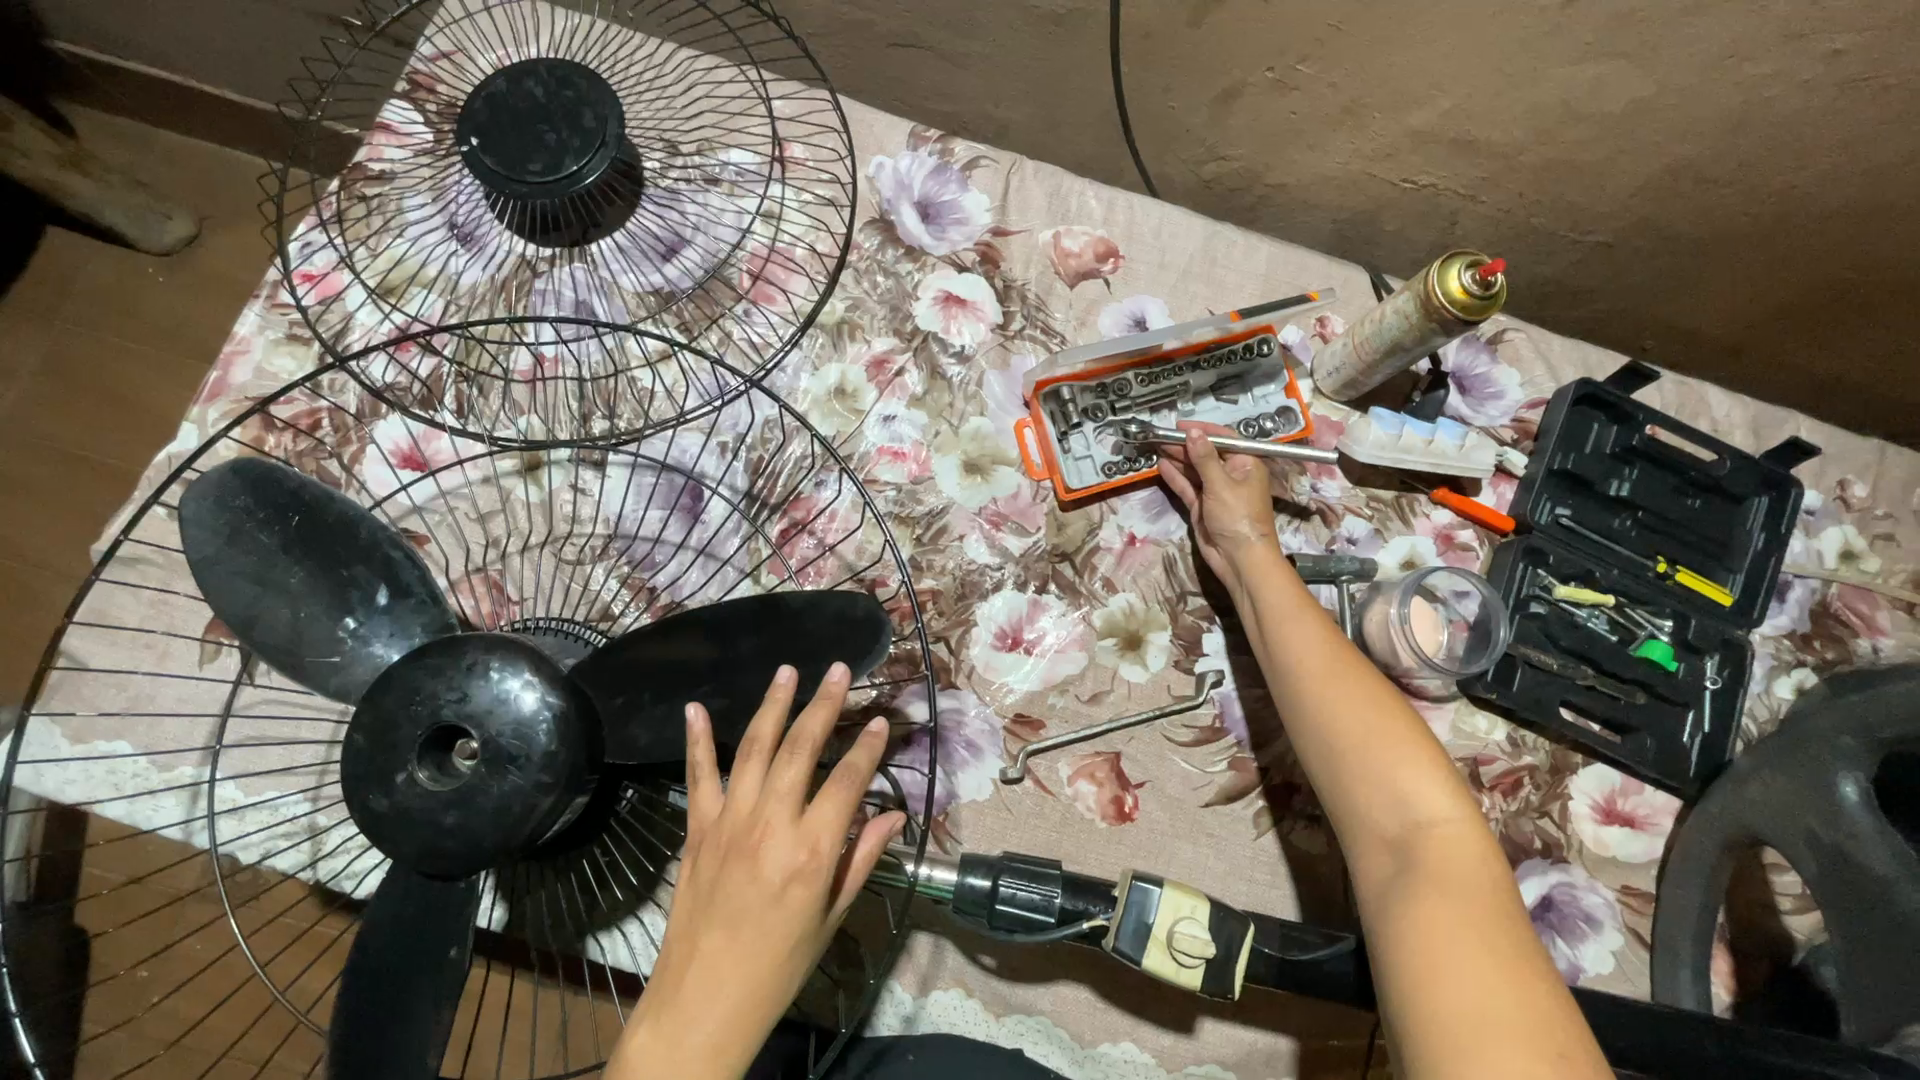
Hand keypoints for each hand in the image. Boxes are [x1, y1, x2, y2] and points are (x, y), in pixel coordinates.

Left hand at [609, 663, 904, 1079]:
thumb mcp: (832, 916)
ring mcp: (728, 822)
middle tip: (837, 671)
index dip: (868, 748)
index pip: (847, 782)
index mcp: (811, 851)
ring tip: (788, 671)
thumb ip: (861, 858)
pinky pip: (698, 776)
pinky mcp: (697, 830)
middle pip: (800, 750)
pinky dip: (696, 740)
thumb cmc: (780, 964)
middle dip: (822, 705)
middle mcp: (770, 825)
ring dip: (772, 706)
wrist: (704, 1000)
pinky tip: (694, 708)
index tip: (882, 720)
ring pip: (752, 749)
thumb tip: (895, 816)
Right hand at [1156, 422, 1285, 597]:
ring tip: (1157, 446)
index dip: (1203, 430)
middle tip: (1161, 436)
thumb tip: (1192, 432)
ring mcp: (1215, 491)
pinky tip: (1162, 466)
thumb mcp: (1221, 483)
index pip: (1224, 439)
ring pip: (1194, 470)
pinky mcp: (1202, 507)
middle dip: (1185, 445)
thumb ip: (1204, 457)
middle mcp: (1231, 475)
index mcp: (1246, 464)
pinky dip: (1176, 477)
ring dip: (1178, 459)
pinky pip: (1188, 487)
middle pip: (1206, 454)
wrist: (1240, 558)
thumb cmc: (1239, 517)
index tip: (1180, 425)